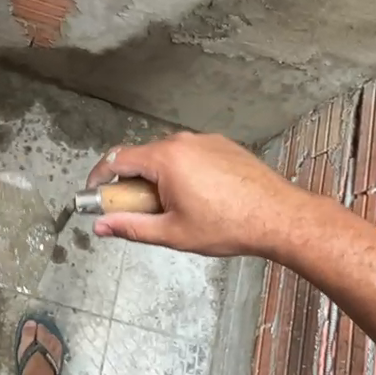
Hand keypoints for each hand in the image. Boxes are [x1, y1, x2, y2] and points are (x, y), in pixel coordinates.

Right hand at [83, 133, 313, 258]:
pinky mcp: (222, 145)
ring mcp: (204, 141)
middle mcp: (182, 142)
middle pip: (141, 157)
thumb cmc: (229, 225)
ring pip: (166, 157)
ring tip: (173, 209)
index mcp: (166, 159)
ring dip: (157, 178)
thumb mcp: (172, 233)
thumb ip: (130, 226)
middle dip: (131, 183)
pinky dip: (181, 173)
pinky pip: (189, 155)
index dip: (100, 177)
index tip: (95, 193)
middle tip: (138, 211)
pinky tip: (197, 198)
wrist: (280, 217)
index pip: (117, 159)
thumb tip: (101, 226)